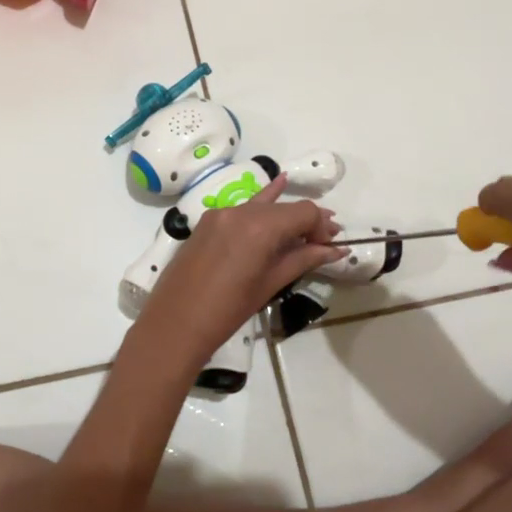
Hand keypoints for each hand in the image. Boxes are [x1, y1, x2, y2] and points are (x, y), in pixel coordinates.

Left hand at [133, 176, 343, 370]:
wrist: (175, 321)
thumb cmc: (228, 309)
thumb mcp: (270, 284)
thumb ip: (302, 260)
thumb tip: (335, 250)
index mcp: (259, 226)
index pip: (303, 212)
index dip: (321, 226)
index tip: (331, 246)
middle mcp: (240, 211)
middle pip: (284, 207)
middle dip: (307, 222)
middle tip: (325, 240)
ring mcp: (220, 213)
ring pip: (262, 206)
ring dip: (285, 216)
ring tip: (306, 227)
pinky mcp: (207, 221)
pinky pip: (242, 210)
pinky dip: (260, 209)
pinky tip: (275, 190)